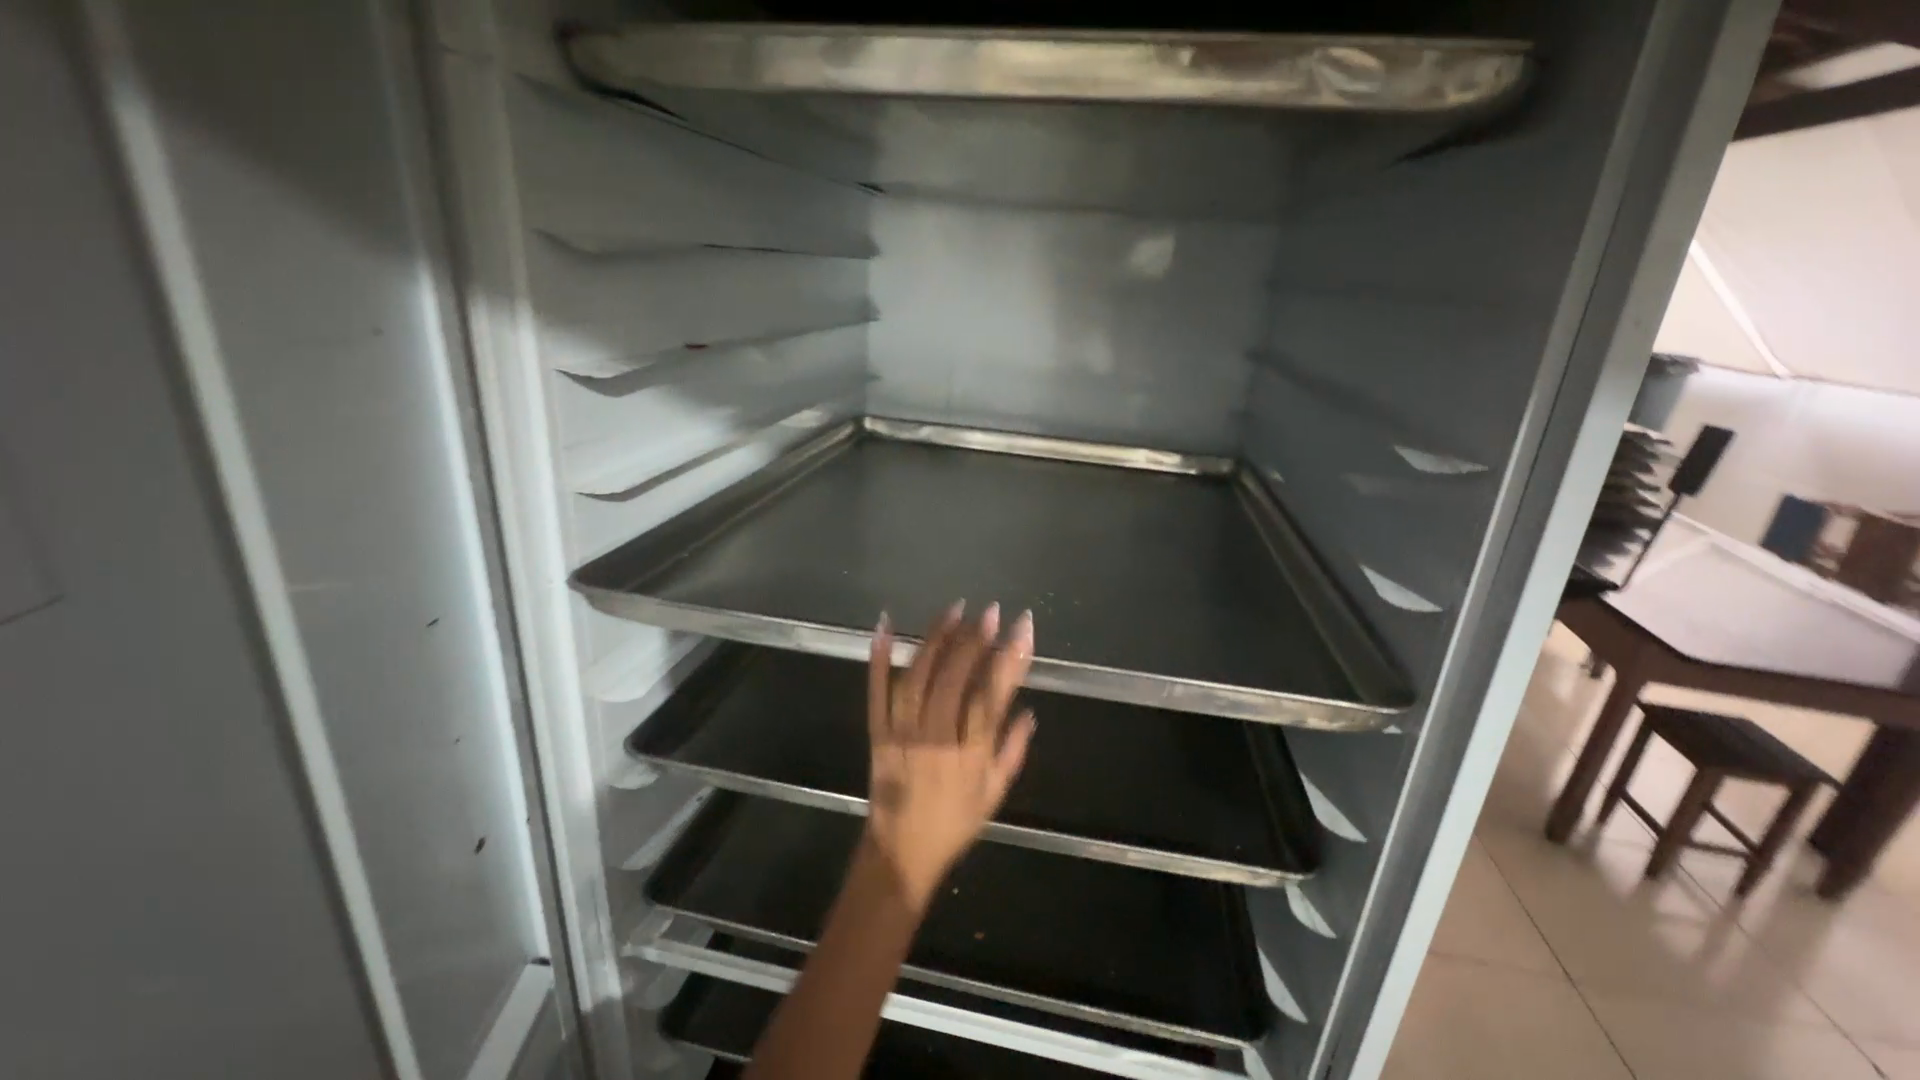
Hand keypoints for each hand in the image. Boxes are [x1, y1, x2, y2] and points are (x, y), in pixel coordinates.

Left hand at [864, 601, 1036, 910]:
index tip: (1023, 626)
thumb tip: (1029, 711)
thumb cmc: (954, 825)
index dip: (1009, 658)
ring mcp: (902, 734)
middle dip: (973, 640)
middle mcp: (935, 740)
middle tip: (989, 612)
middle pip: (953, 680)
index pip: (992, 696)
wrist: (901, 853)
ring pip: (917, 678)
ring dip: (935, 639)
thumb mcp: (995, 795)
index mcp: (970, 756)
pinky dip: (878, 657)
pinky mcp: (877, 734)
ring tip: (954, 610)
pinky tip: (885, 625)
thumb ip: (1013, 751)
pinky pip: (875, 691)